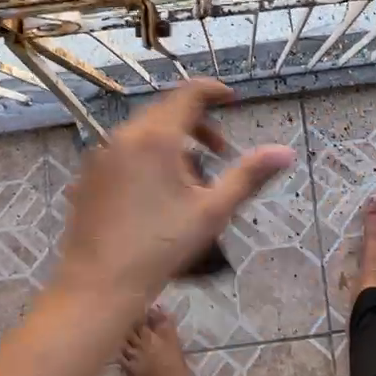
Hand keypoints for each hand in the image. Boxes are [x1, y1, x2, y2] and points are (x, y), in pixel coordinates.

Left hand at [58, 80, 294, 302]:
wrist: (98, 285)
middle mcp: (125, 134)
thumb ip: (249, 176)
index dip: (213, 90)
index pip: (189, 93)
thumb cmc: (160, 247)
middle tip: (219, 151)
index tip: (232, 99)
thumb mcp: (212, 211)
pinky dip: (147, 154)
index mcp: (156, 136)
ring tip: (190, 177)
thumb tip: (286, 152)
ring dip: (172, 140)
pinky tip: (156, 191)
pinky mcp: (89, 174)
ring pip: (144, 130)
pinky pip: (124, 149)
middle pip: (166, 109)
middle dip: (196, 122)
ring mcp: (102, 153)